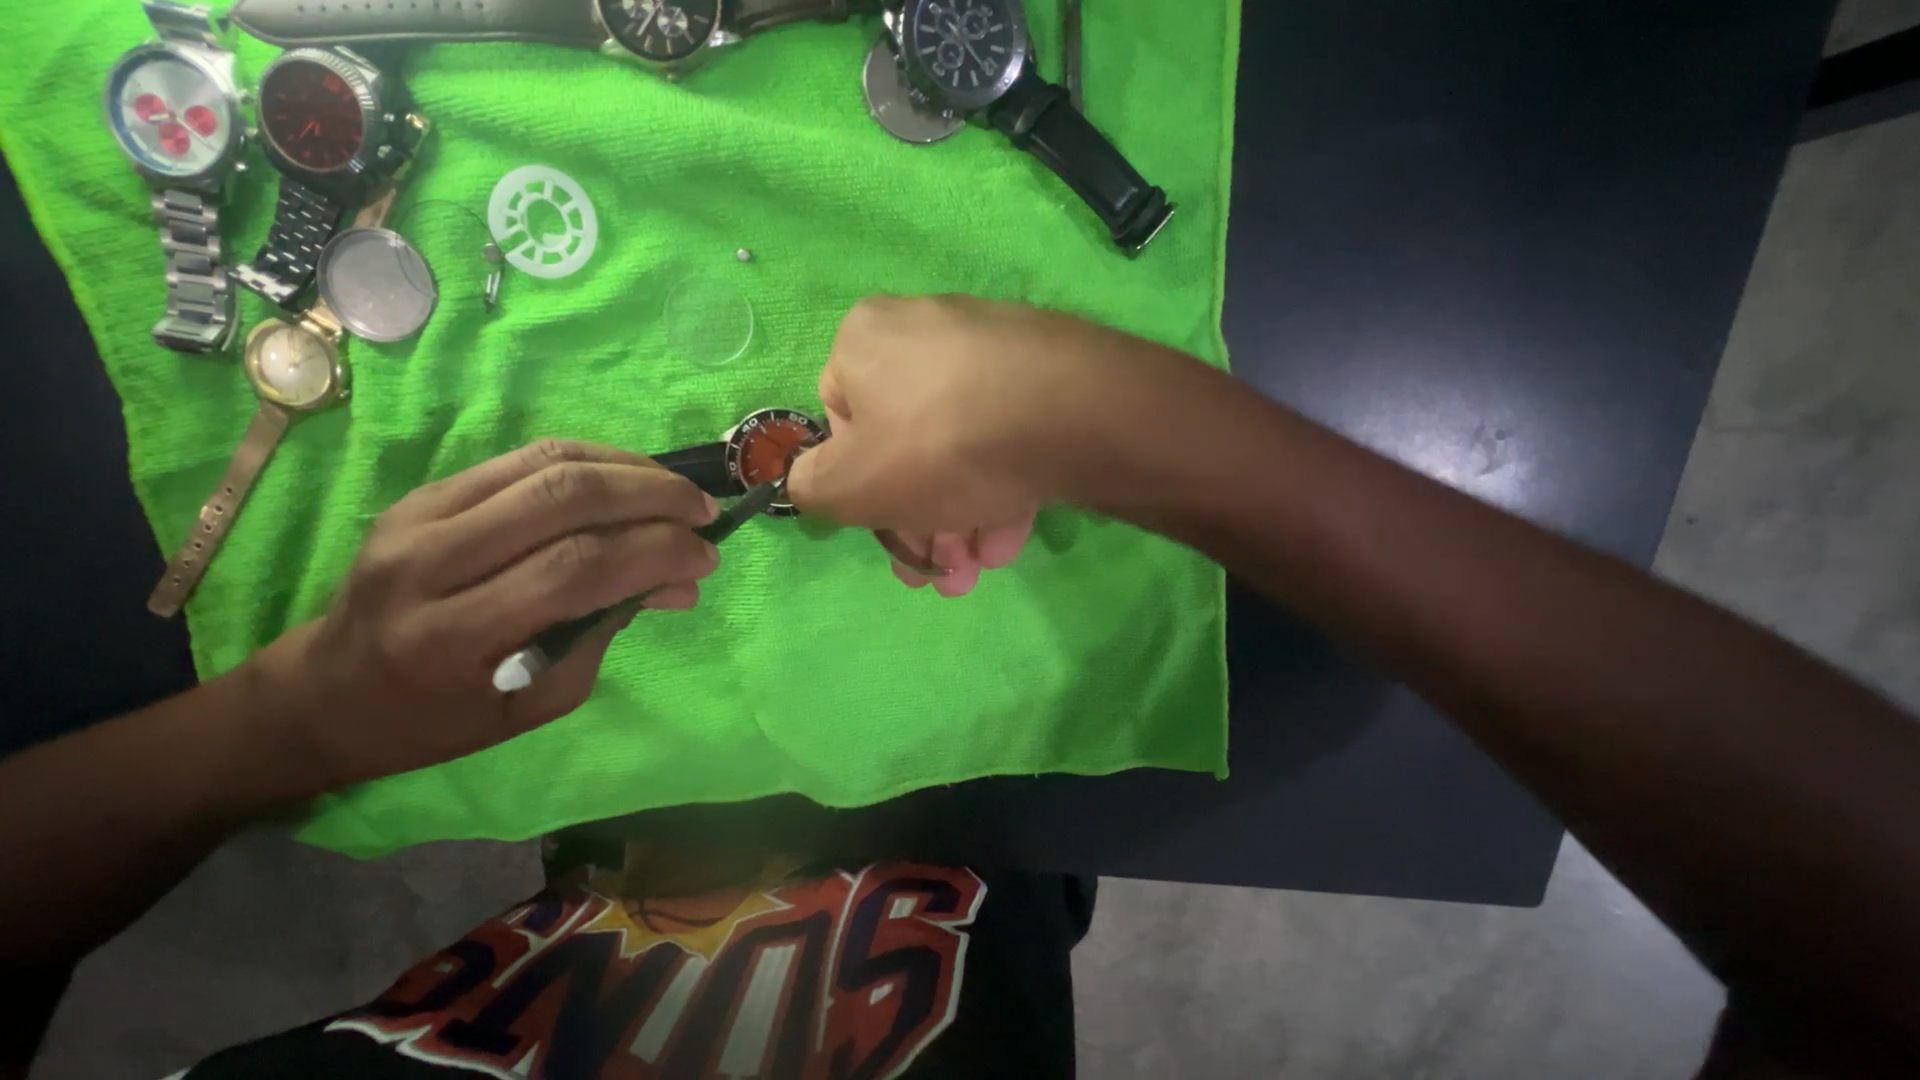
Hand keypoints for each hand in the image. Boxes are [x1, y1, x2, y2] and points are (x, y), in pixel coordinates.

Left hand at [246, 440, 719, 787]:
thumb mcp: (537, 700)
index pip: (577, 568)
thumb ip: (606, 630)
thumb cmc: (442, 717)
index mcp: (456, 634)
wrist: (329, 692)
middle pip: (563, 499)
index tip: (706, 557)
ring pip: (544, 462)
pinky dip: (590, 459)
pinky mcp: (423, 493)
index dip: (656, 551)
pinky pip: (521, 458)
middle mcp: (430, 563)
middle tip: (703, 512)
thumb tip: (680, 581)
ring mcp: (419, 516)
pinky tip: (628, 476)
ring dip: (628, 468)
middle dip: (652, 497)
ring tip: (677, 490)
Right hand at [787, 296, 1111, 595]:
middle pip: (907, 443)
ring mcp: (993, 350)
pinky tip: (1009, 540)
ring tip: (978, 570)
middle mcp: (926, 329)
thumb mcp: (848, 485)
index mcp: (865, 340)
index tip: (886, 532)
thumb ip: (811, 488)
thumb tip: (813, 481)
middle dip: (918, 522)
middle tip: (941, 576)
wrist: (1072, 414)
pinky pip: (1007, 437)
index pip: (841, 421)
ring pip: (960, 447)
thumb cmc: (939, 446)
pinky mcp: (1047, 373)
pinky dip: (1001, 489)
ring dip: (960, 519)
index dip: (859, 487)